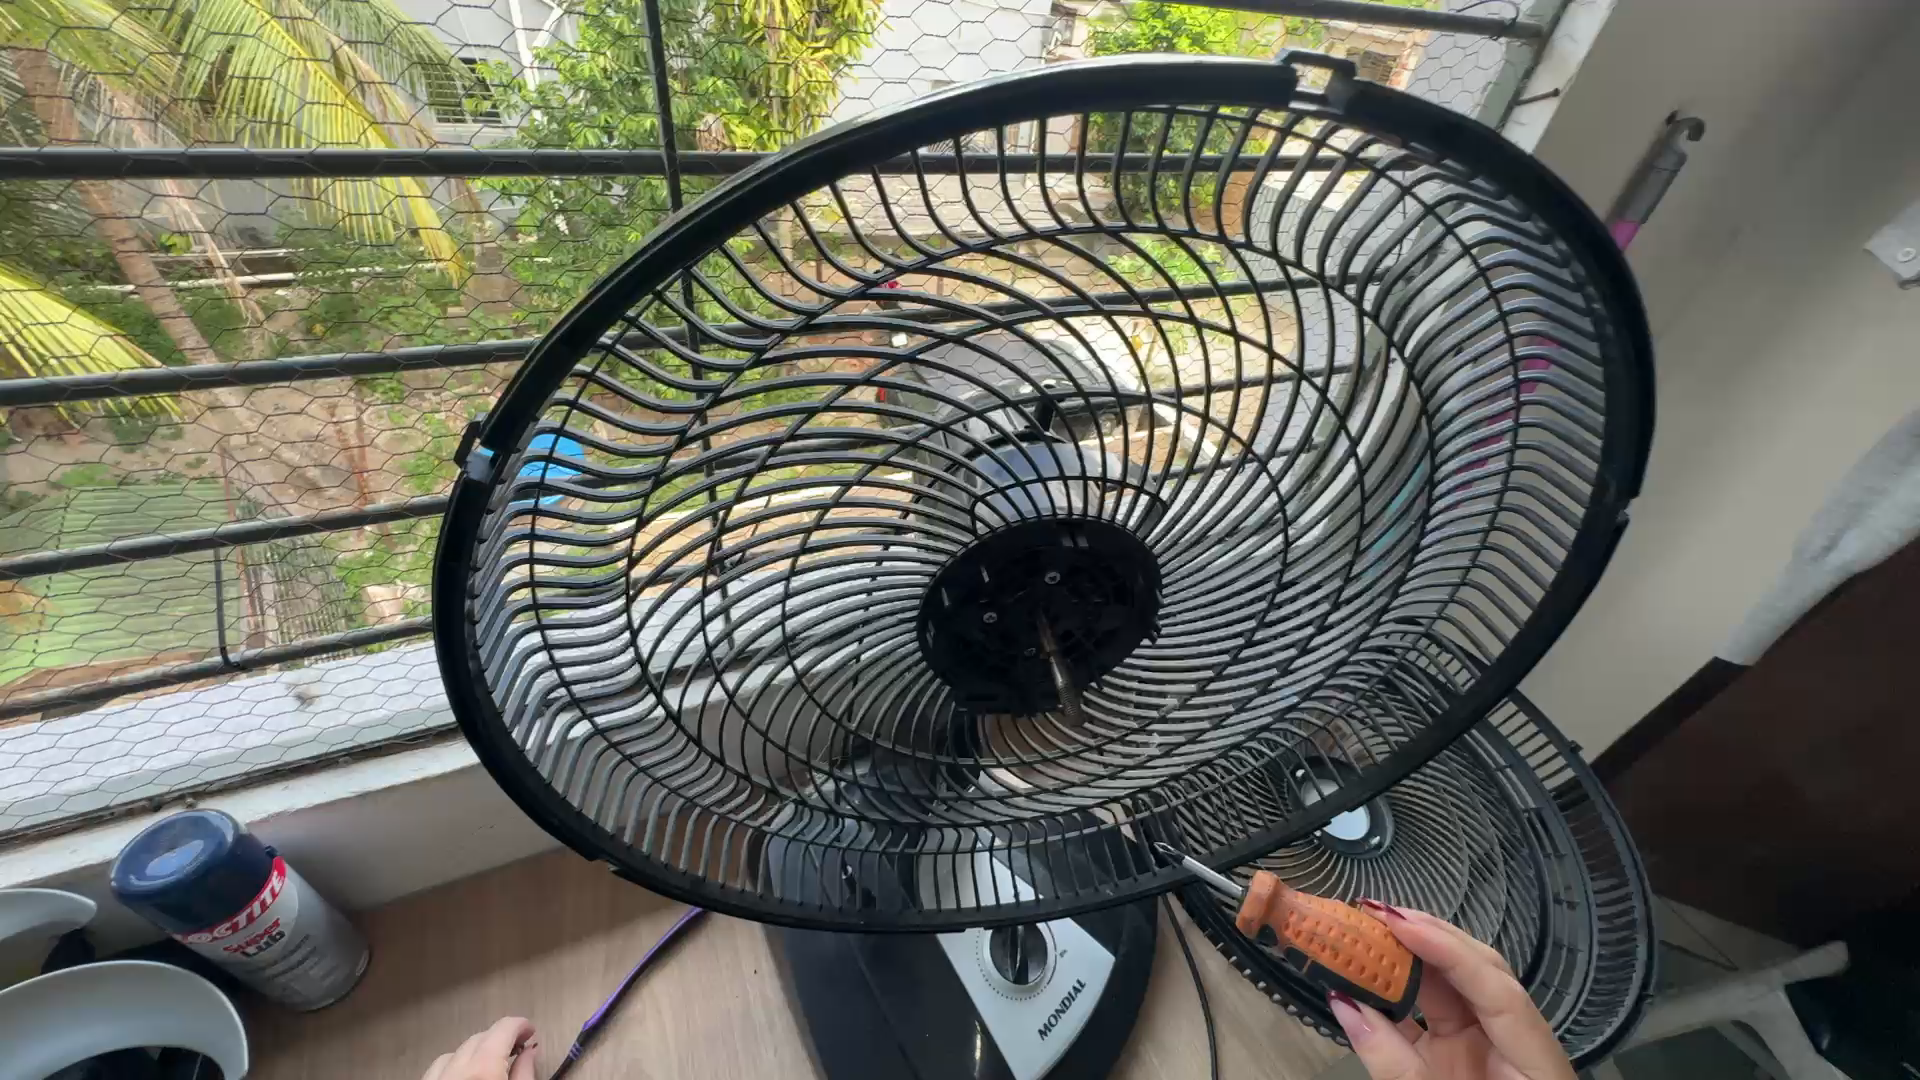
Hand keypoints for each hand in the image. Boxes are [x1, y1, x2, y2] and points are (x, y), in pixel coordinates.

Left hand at [421, 1017, 540, 1079]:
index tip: (530, 1032)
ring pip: (450, 1055)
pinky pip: (432, 1073)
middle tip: (513, 1050)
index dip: (520, 1025)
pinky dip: (449, 1069)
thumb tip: (530, 1050)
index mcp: (483, 1067)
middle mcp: (454, 1070)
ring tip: (484, 1066)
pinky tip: (459, 1078)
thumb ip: (525, 1072)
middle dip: (497, 1039)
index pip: (503, 1028)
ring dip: (470, 1054)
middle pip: (478, 1039)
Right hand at [1328, 902, 1574, 1079]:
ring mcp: (1492, 1051)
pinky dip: (1398, 987)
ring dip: (1409, 954)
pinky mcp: (1466, 1057)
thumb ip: (1392, 1065)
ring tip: (1366, 927)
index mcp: (1537, 1069)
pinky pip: (1433, 1010)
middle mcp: (1518, 1047)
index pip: (1497, 989)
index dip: (1445, 948)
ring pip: (1456, 984)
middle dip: (1428, 935)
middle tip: (1374, 912)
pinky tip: (1366, 970)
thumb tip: (1342, 1001)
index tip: (1392, 921)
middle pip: (1481, 972)